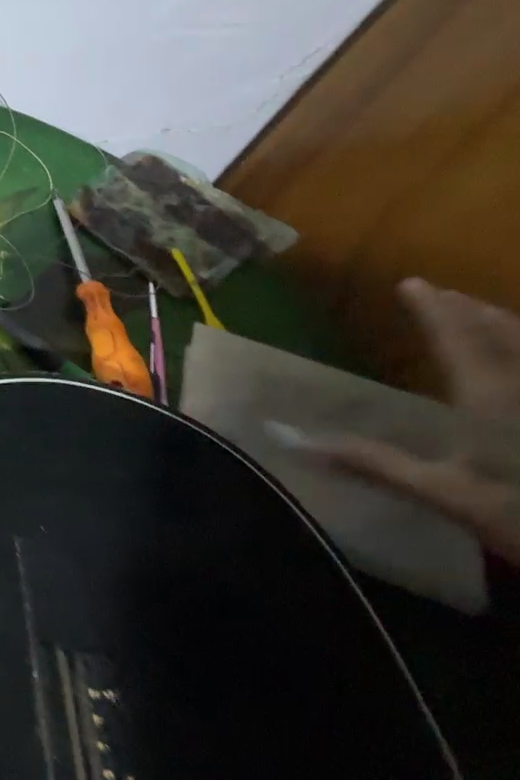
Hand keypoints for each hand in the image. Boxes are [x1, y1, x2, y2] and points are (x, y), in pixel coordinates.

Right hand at [320, 278, 519, 564]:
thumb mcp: (445, 496)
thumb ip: (371, 463)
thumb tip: (283, 435)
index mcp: (493, 398)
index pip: (459, 340)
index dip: (434, 311)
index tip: (412, 284)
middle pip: (508, 336)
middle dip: (476, 313)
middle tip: (449, 296)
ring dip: (511, 328)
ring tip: (492, 317)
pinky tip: (518, 366)